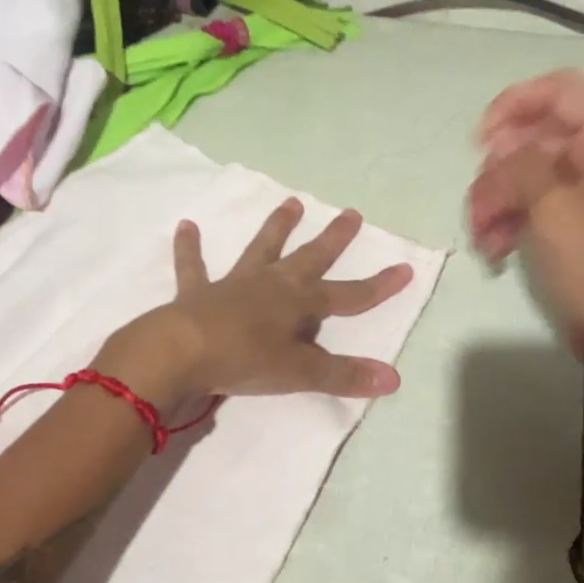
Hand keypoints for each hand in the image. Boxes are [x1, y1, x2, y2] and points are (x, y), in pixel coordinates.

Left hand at [99, 199, 413, 406]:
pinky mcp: (196, 293)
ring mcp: (233, 284)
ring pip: (260, 250)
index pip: (348, 295)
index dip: (377, 286)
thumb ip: (343, 375)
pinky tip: (186, 226)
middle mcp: (270, 284)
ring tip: (292, 203)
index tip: (404, 269)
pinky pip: (193, 266)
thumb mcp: (299, 373)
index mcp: (298, 303)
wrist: (179, 351)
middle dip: (333, 239)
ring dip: (276, 227)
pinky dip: (190, 247)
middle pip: (308, 258)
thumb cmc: (243, 360)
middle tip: (351, 213)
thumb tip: (393, 379)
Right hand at [467, 70, 583, 363]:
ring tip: (485, 239)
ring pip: (518, 174)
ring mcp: (580, 193)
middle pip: (529, 137)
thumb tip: (500, 147)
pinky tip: (495, 252)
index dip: (513, 104)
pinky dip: (503, 223)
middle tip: (480, 209)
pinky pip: (523, 206)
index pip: (558, 91)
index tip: (480, 141)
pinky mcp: (565, 224)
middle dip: (495, 172)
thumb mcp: (555, 208)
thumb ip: (522, 164)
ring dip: (493, 203)